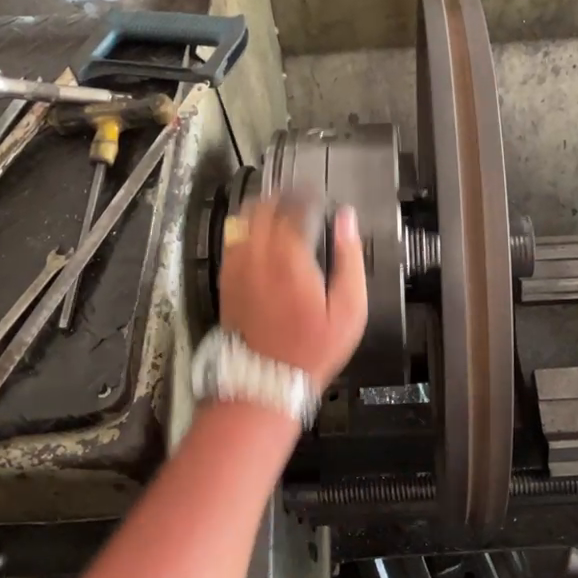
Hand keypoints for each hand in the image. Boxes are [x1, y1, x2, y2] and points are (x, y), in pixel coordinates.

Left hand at [217, 194, 367, 384]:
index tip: (319, 197)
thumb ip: (350, 258)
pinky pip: (231, 243)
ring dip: (261, 208)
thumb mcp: (349, 308)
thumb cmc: (311, 349)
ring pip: (243, 220)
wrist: (267, 380)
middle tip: (297, 196)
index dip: (309, 196)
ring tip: (276, 207)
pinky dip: (243, 230)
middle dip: (283, 196)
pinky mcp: (227, 282)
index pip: (297, 207)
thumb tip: (348, 222)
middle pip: (265, 208)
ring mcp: (239, 268)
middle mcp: (260, 256)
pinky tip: (254, 234)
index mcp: (292, 257)